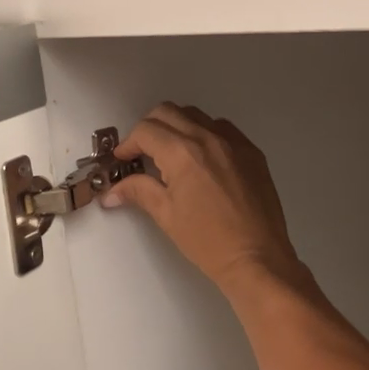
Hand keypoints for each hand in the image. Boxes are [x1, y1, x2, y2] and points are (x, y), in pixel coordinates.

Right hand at [103, 103, 302, 289]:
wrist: (257, 257)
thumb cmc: (207, 240)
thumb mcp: (167, 215)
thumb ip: (139, 191)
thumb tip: (111, 192)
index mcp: (183, 152)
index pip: (146, 130)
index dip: (128, 143)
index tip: (123, 160)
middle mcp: (208, 136)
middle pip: (168, 112)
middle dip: (149, 128)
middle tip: (142, 152)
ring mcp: (234, 141)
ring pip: (196, 116)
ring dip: (177, 126)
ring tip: (171, 154)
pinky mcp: (252, 150)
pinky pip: (222, 128)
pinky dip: (204, 133)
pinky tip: (202, 159)